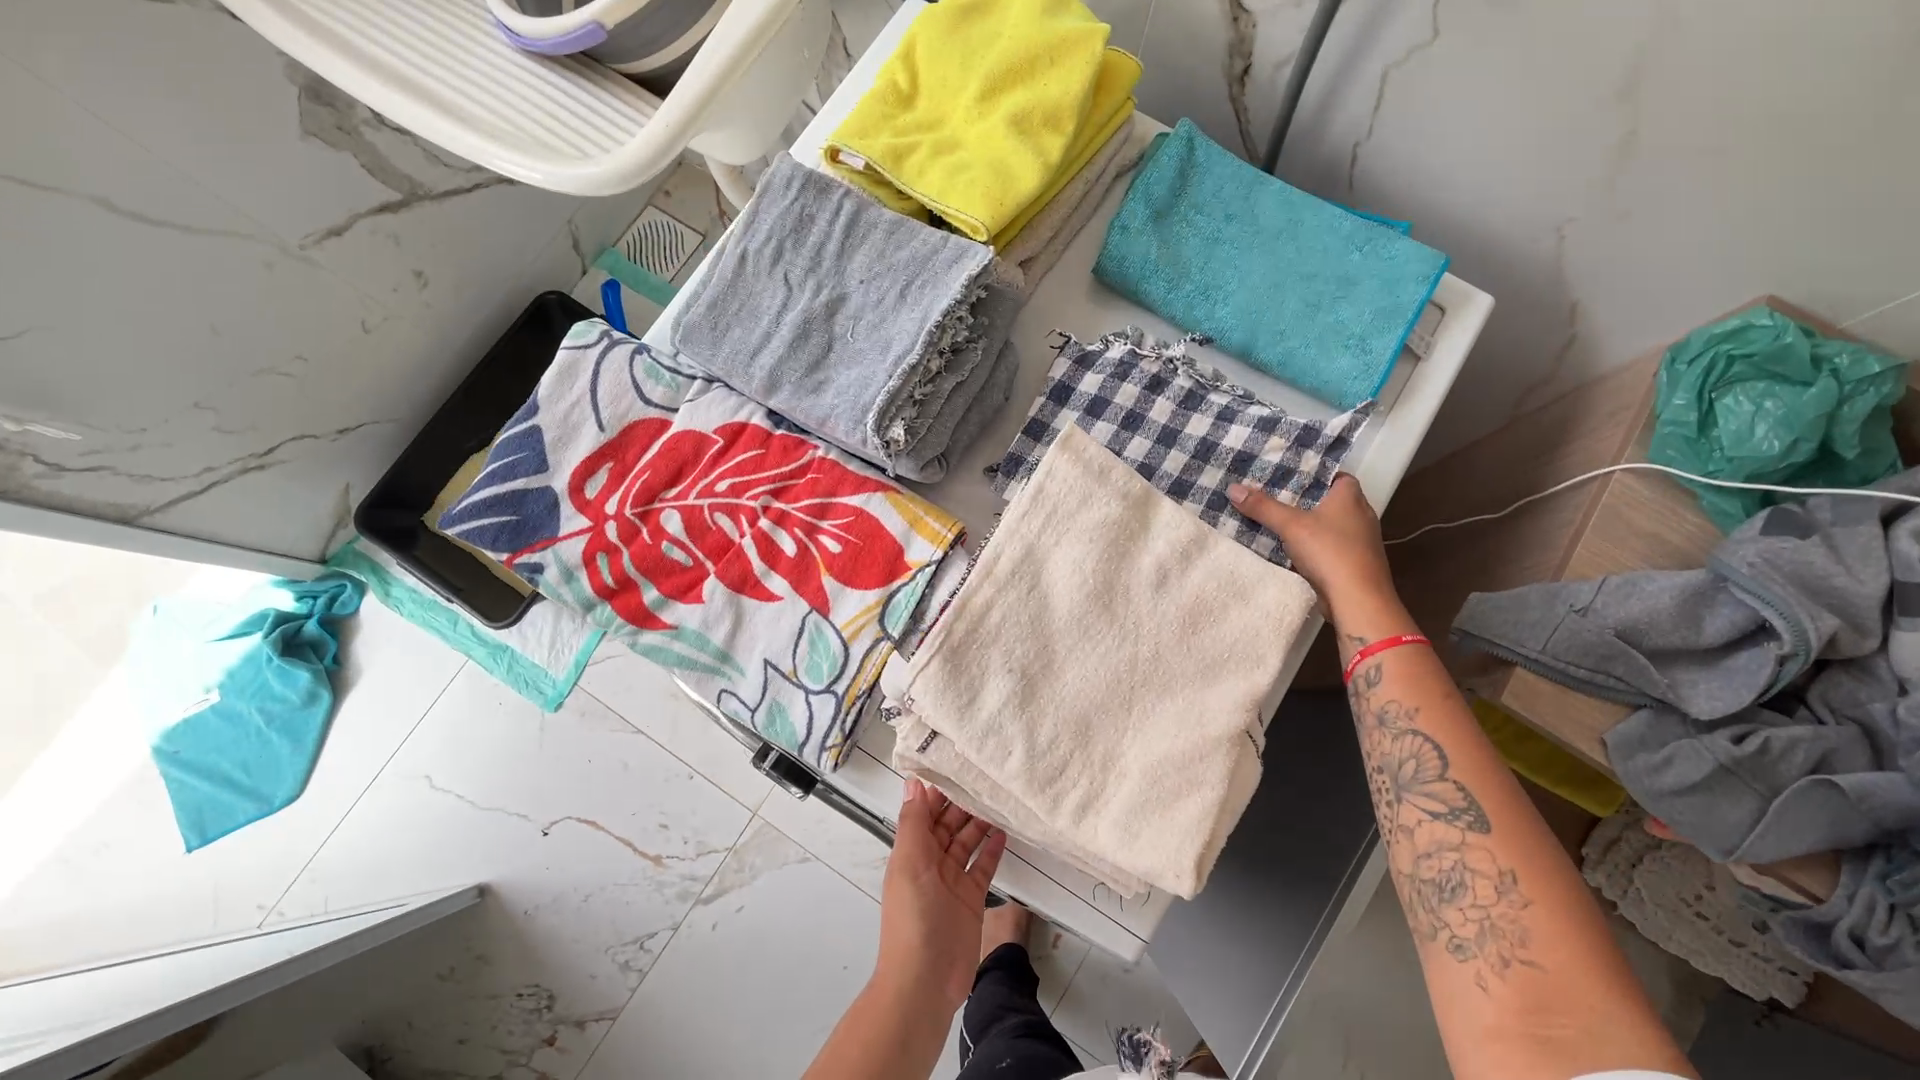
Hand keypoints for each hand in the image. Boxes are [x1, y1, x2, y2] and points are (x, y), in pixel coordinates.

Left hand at [877, 779, 1008, 1013]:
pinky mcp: (971, 899)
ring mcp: (951, 882)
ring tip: (998, 799)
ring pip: (966, 843)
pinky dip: (991, 850)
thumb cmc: (912, 920)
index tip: (955, 765)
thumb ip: (914, 823)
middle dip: (961, 803)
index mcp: (910, 853)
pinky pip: (982, 867)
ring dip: (978, 823)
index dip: (936, 791)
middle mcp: (930, 863)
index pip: (923, 813)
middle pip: (946, 825)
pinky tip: (1004, 833)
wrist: (925, 980)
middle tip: (985, 778)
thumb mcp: (908, 863)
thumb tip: (913, 783)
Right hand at [1228, 474, 1396, 620]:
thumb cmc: (1329, 551)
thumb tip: (1233, 488)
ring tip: (1276, 520)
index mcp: (1351, 496)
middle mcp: (1360, 514)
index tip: (1287, 476)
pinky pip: (1328, 546)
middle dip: (1304, 500)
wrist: (1357, 599)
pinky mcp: (1353, 562)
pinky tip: (1290, 549)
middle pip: (1329, 500)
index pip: (1334, 475)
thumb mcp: (1291, 525)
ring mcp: (1359, 540)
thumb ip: (1263, 506)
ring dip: (1307, 525)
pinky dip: (1312, 545)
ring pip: (1328, 524)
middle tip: (1272, 497)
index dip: (1313, 474)